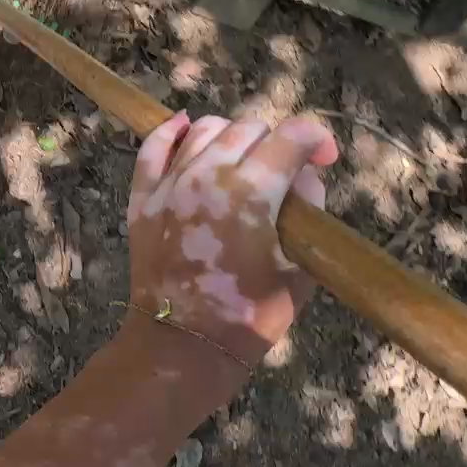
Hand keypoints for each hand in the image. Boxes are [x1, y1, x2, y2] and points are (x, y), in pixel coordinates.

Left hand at [124, 113, 337, 365]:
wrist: (183, 338)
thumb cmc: (250, 312)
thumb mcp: (300, 265)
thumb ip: (305, 210)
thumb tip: (301, 176)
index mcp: (251, 191)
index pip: (291, 135)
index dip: (317, 139)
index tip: (324, 158)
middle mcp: (206, 175)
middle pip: (247, 129)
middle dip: (275, 142)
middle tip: (284, 168)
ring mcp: (168, 183)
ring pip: (202, 130)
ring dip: (230, 136)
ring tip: (242, 157)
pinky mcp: (141, 196)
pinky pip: (152, 148)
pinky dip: (171, 132)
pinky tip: (185, 128)